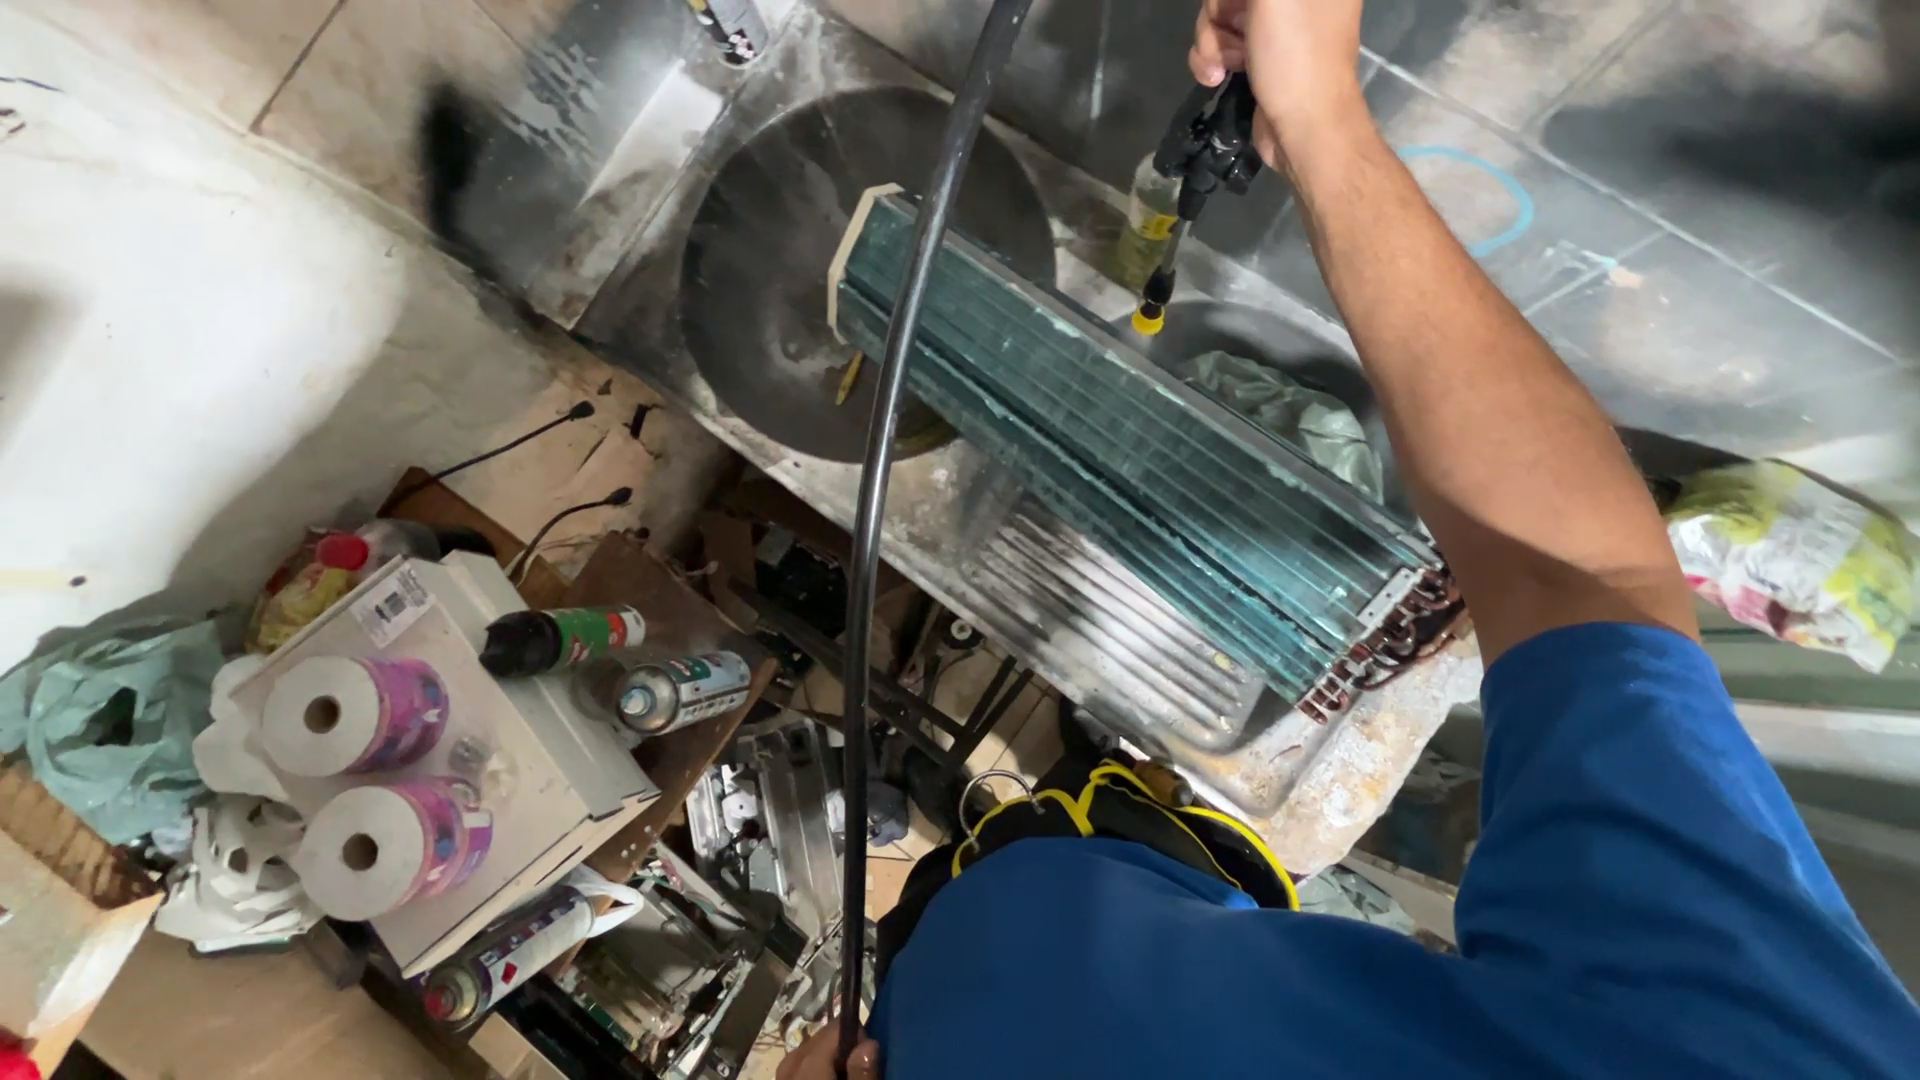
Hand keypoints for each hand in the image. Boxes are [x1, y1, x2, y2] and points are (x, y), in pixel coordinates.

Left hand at [776, 1025, 880, 1079]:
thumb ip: (862, 1073)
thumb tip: (870, 1043)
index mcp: (808, 1059)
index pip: (837, 1025)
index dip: (857, 1036)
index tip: (868, 1056)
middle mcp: (791, 1058)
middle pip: (825, 1037)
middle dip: (843, 1050)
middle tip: (856, 1072)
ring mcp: (781, 1072)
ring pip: (813, 1052)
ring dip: (830, 1061)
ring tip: (842, 1078)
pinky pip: (801, 1066)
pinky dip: (816, 1071)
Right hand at [1188, 0, 1366, 166]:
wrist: (1305, 128)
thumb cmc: (1296, 57)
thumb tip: (1237, 0)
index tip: (1235, 12)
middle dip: (1217, 13)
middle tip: (1231, 36)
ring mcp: (1277, 21)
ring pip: (1221, 14)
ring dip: (1211, 42)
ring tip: (1223, 68)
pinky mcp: (1261, 52)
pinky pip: (1223, 42)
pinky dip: (1213, 60)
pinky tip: (1217, 77)